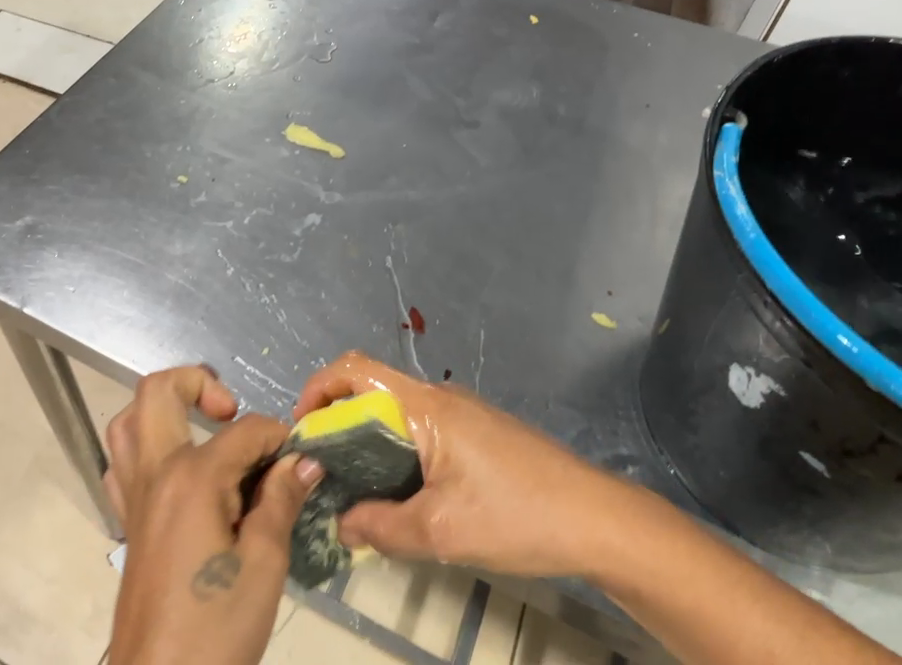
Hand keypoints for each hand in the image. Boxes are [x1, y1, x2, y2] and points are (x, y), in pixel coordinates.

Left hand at [105, 365, 323, 664]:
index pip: (245, 431)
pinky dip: (144, 447)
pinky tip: (175, 470)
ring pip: (128, 420)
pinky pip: (121, 463)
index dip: (280, 438)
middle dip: (200, 383)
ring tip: (203, 428)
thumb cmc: (217, 627)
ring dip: (164, 408)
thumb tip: (303, 461)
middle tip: (232, 411)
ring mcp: (134, 496)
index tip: (301, 460)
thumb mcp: (265, 565)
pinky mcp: (127, 522)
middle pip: (160, 391)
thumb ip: (280, 502)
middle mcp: (155, 472)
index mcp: (193, 477)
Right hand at [292, 351, 632, 578]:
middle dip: (338, 427)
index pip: (354, 369)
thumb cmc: (516, 516)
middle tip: (327, 477)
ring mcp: (462, 415)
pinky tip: (406, 499)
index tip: (303, 434)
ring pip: (397, 416)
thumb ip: (380, 527)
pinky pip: (422, 432)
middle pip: (371, 392)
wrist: (597, 520)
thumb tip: (342, 523)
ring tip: (361, 495)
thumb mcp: (440, 532)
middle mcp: (440, 398)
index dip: (318, 390)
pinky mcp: (478, 434)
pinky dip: (398, 455)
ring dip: (369, 446)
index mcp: (425, 406)